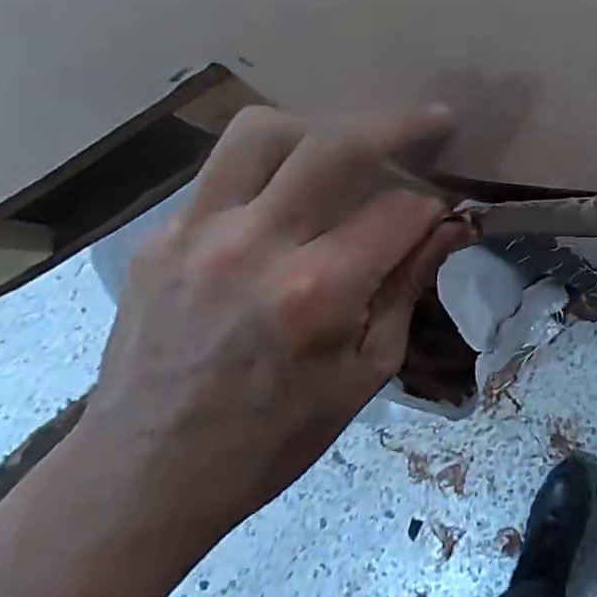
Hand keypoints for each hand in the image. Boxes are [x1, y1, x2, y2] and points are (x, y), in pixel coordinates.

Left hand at [79, 105, 474, 530]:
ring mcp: (197, 232)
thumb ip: (409, 286)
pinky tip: (282, 198)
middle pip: (337, 143)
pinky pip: (221, 172)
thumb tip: (452, 227)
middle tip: (432, 121)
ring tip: (346, 145)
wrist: (144, 475)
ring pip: (264, 131)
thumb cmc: (273, 438)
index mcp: (317, 291)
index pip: (399, 209)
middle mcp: (256, 245)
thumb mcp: (365, 373)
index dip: (434, 207)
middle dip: (399, 125)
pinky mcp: (159, 235)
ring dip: (320, 128)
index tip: (443, 213)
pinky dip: (267, 170)